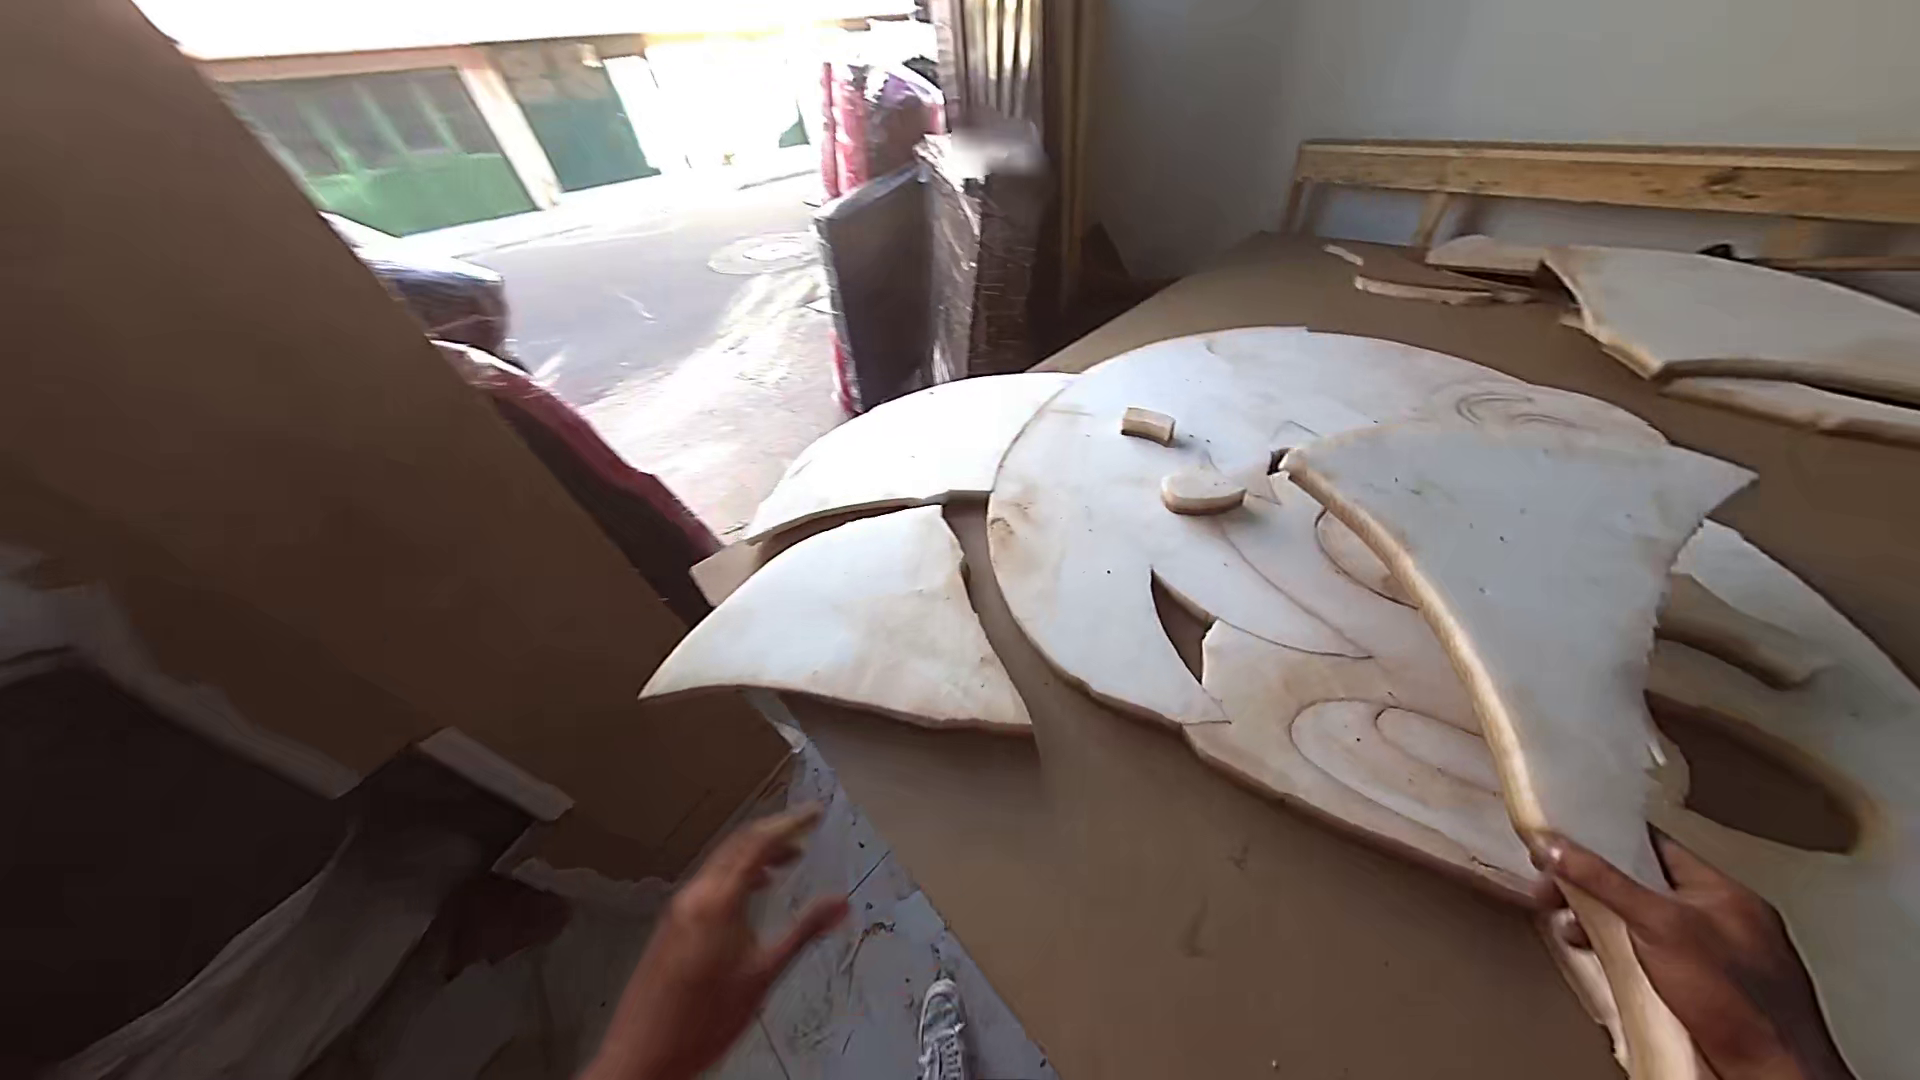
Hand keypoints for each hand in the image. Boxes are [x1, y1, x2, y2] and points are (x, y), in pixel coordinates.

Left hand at [582, 805, 849, 1079]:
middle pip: (739, 843)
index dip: (791, 822)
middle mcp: (696, 893)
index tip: (815, 813)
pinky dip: (738, 872)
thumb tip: (841, 904)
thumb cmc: (704, 1021)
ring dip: (757, 852)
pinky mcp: (672, 922)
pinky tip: (753, 891)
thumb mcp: (763, 976)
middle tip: (805, 831)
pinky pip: (711, 878)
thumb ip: (803, 932)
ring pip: (724, 859)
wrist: (640, 1061)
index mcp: (719, 898)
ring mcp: (680, 906)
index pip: (759, 841)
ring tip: (787, 861)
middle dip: (775, 832)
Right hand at [1539, 831, 1853, 1079]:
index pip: (1652, 844)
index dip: (1603, 834)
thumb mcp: (1657, 924)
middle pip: (1632, 878)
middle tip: (1549, 883)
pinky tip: (1586, 947)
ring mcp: (1705, 951)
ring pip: (1629, 913)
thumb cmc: (1730, 996)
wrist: (1769, 1078)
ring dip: (1589, 913)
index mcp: (1724, 894)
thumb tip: (1545, 841)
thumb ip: (1600, 879)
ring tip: (1562, 921)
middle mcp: (1717, 916)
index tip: (1558, 834)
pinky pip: (1634, 944)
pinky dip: (1604, 941)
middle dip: (1584, 880)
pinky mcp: (1690, 981)